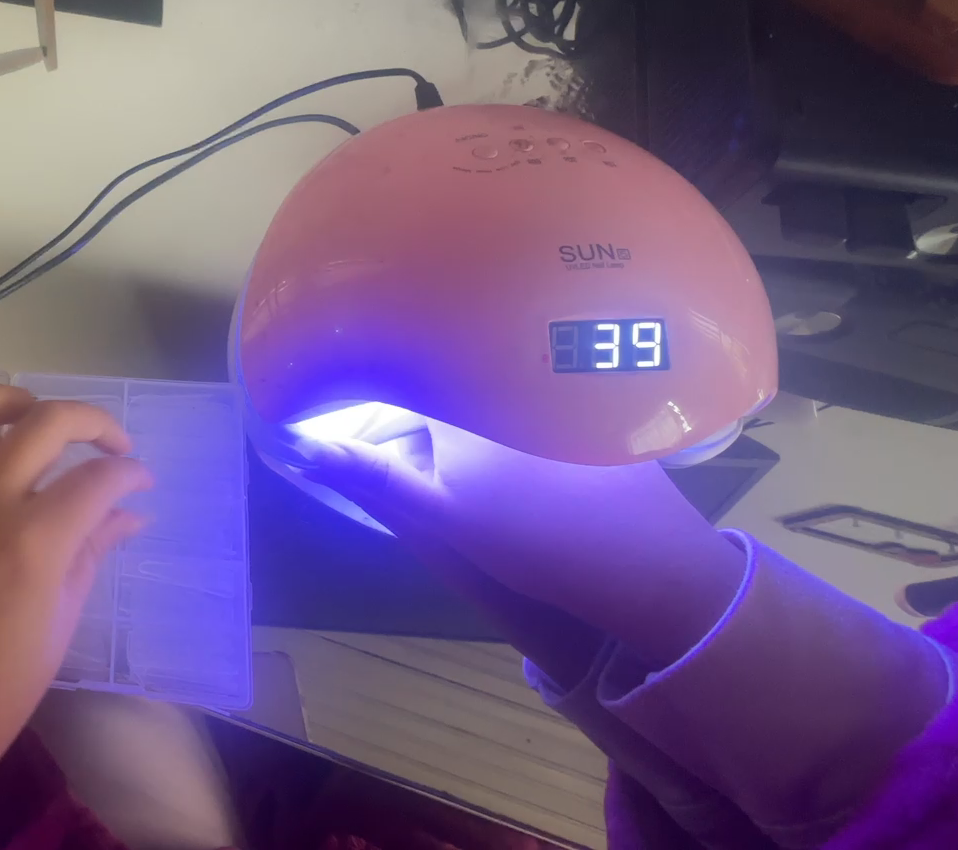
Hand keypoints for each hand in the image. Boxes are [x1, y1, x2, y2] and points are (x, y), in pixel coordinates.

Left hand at [0, 386, 150, 849]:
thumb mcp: (57, 626)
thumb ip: (92, 554)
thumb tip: (130, 515)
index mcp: (32, 543)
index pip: (96, 480)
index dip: (130, 473)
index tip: (142, 480)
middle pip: (46, 422)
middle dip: (93, 421)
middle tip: (113, 445)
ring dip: (19, 400)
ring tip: (45, 420)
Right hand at [299, 417, 743, 669]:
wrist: (657, 574)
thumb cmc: (535, 542)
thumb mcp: (440, 515)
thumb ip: (368, 475)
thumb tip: (300, 448)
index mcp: (465, 402)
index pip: (394, 387)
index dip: (365, 406)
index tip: (349, 427)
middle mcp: (507, 385)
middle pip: (435, 387)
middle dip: (406, 409)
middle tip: (397, 449)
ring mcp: (554, 396)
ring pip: (479, 392)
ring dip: (451, 410)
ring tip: (445, 451)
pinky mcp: (590, 413)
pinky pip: (522, 399)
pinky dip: (498, 414)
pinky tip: (506, 454)